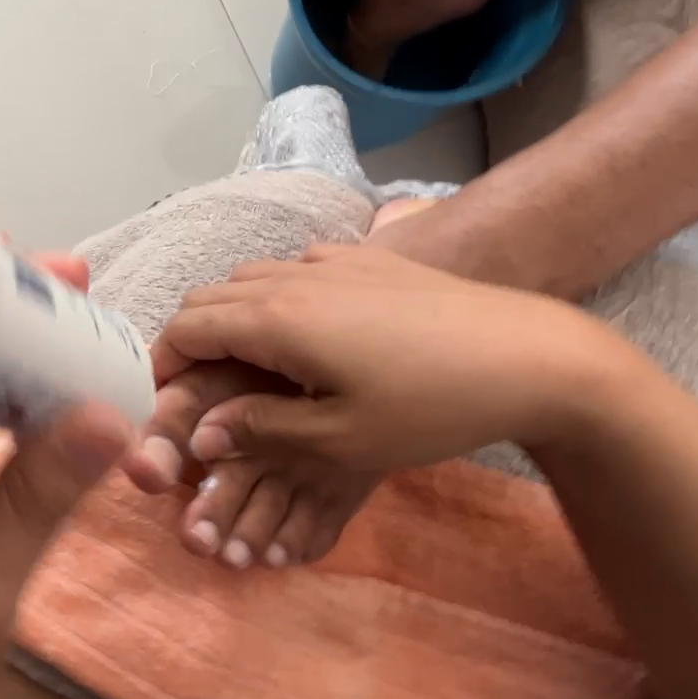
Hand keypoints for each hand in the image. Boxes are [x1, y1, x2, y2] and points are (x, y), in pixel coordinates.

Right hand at [149, 246, 625, 475]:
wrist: (536, 358)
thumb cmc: (431, 407)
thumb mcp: (339, 440)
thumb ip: (258, 430)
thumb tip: (201, 434)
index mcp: (274, 320)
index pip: (185, 329)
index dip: (161, 364)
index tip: (162, 402)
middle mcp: (290, 279)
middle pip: (207, 298)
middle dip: (187, 340)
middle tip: (195, 388)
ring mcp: (330, 262)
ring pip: (248, 279)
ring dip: (227, 316)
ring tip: (243, 362)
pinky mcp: (367, 258)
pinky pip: (292, 268)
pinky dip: (271, 296)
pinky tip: (303, 327)